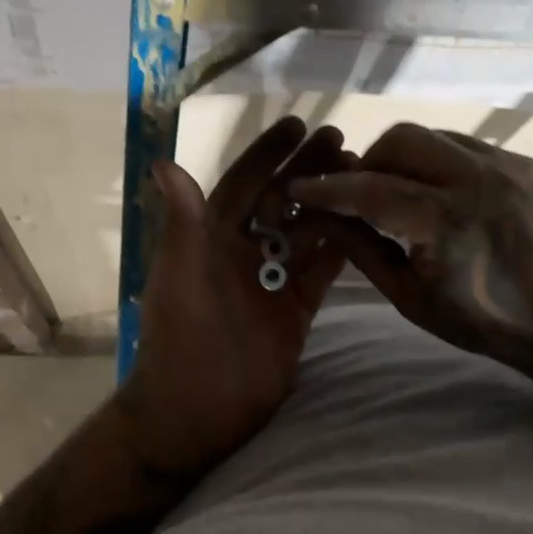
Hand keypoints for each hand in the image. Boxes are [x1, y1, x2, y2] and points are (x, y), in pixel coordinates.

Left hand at [119, 116, 349, 479]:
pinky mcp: (296, 310)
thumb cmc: (179, 339)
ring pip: (306, 231)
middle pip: (281, 201)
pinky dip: (342, 248)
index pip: (242, 184)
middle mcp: (242, 252)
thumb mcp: (178, 276)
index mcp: (209, 238)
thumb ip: (182, 222)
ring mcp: (271, 280)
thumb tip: (164, 162)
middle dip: (307, 170)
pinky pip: (322, 271)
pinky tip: (368, 224)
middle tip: (341, 140)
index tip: (297, 124)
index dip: (267, 155)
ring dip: (330, 203)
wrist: (197, 409)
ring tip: (363, 173)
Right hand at [287, 123, 532, 355]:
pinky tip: (440, 194)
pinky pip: (462, 145)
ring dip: (402, 158)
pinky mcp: (523, 162)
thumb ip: (362, 250)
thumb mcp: (410, 297)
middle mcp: (478, 181)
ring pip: (431, 136)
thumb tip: (320, 217)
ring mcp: (506, 165)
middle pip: (400, 141)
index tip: (299, 187)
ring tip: (400, 193)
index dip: (328, 188)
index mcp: (448, 224)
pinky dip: (437, 163)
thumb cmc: (481, 321)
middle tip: (360, 194)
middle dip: (369, 162)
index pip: (371, 190)